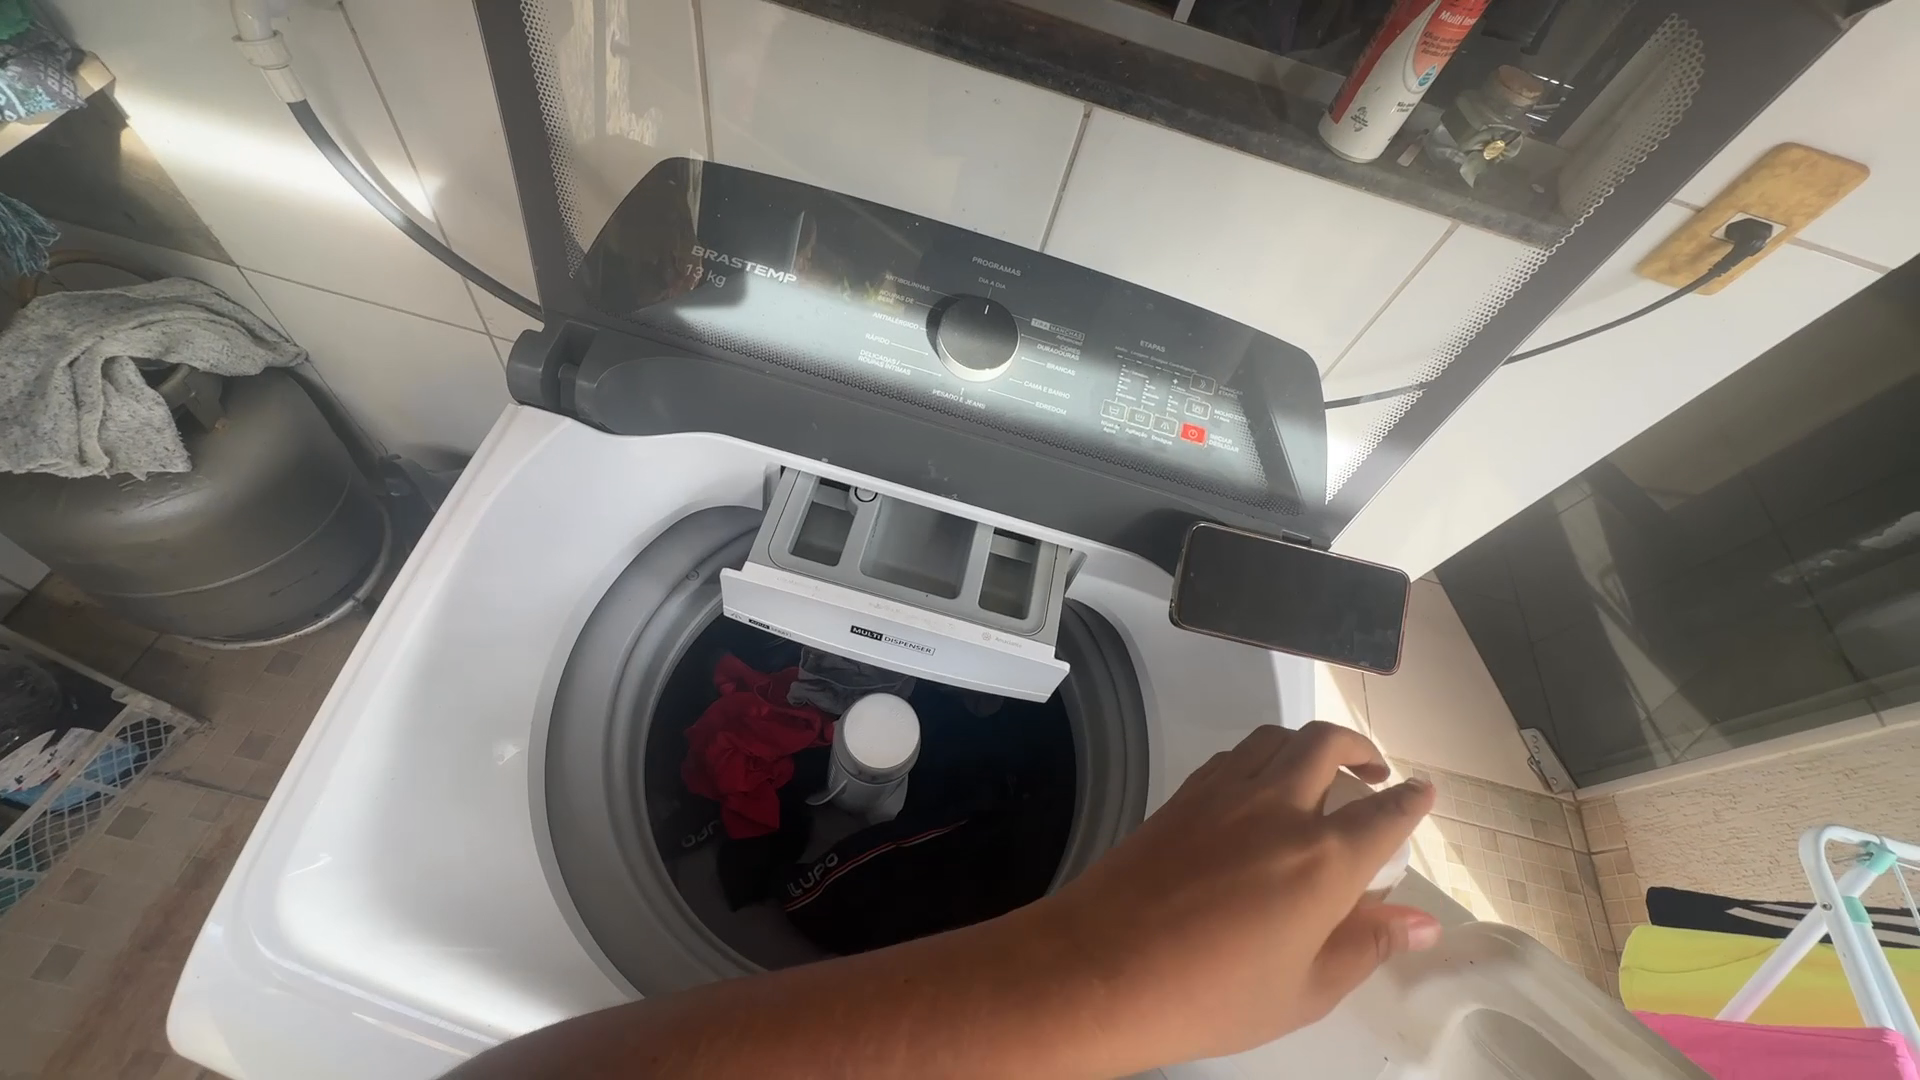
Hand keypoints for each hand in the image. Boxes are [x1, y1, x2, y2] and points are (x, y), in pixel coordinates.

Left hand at [1020, 721, 1438, 1066]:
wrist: (1107, 961)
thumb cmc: (1211, 991)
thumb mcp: (1305, 988)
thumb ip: (1366, 944)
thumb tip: (1418, 922)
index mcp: (1320, 859)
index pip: (1382, 814)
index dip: (1410, 801)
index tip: (1422, 791)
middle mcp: (1275, 808)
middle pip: (1326, 744)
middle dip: (1360, 746)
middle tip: (1373, 768)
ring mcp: (1223, 793)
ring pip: (1275, 738)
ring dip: (1306, 743)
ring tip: (1319, 771)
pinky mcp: (1183, 793)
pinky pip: (1233, 756)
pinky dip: (1259, 757)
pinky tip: (1259, 787)